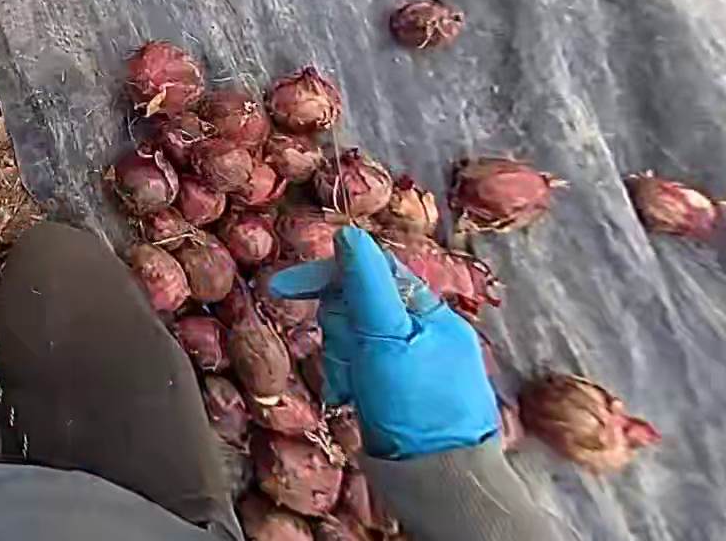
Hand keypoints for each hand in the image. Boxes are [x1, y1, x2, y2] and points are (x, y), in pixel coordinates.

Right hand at [267, 227, 497, 459]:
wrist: (442, 491)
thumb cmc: (417, 407)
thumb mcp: (386, 335)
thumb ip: (366, 282)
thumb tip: (347, 233)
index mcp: (428, 311)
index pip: (369, 267)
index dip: (326, 273)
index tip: (283, 288)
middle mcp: (419, 329)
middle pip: (354, 300)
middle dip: (337, 325)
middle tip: (342, 353)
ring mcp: (406, 359)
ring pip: (350, 332)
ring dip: (338, 354)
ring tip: (347, 383)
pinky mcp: (392, 387)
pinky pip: (355, 362)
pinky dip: (344, 374)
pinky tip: (346, 395)